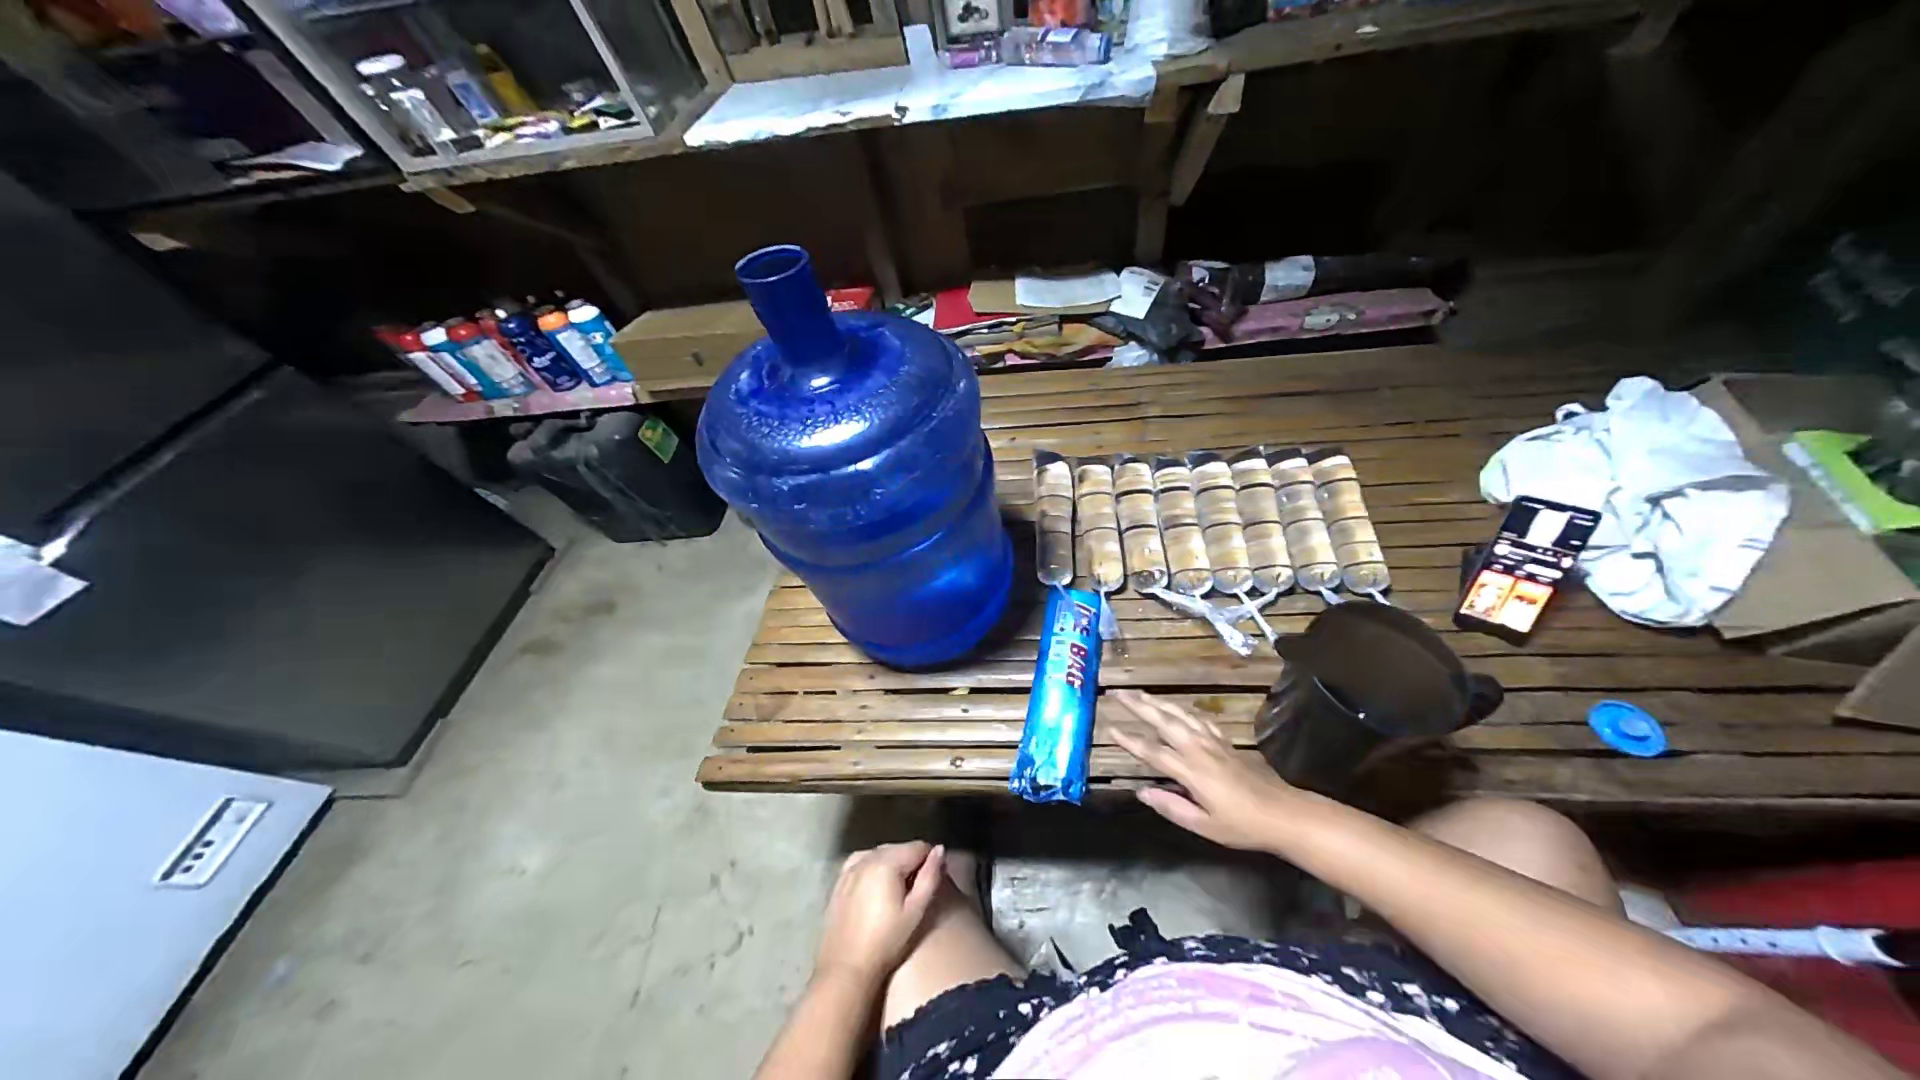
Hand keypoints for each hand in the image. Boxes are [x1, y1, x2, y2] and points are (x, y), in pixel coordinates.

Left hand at [814, 842, 945, 985]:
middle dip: (911, 861)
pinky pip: (862, 862)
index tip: (932, 881)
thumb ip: (930, 877)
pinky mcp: (839, 881)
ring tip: (897, 890)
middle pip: (898, 848)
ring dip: (892, 863)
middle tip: (916, 890)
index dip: (930, 861)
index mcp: (887, 863)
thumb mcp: (915, 911)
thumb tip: (940, 849)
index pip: (918, 847)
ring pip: (880, 853)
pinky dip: (873, 866)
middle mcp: (866, 858)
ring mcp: (849, 869)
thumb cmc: (886, 942)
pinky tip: (876, 884)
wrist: (846, 968)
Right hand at [1109, 689, 1302, 850]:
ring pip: (1180, 714)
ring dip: (1157, 702)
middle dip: (1139, 705)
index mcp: (1191, 771)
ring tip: (1139, 694)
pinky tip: (1176, 709)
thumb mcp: (1205, 826)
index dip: (1129, 740)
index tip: (1109, 728)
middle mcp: (1199, 750)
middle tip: (1117, 693)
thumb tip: (1142, 793)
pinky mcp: (1225, 742)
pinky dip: (1182, 710)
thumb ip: (1172, 807)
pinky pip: (1199, 719)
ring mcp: (1213, 742)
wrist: (1284, 814)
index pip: (1152, 752)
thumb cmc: (1243, 825)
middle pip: (1164, 721)